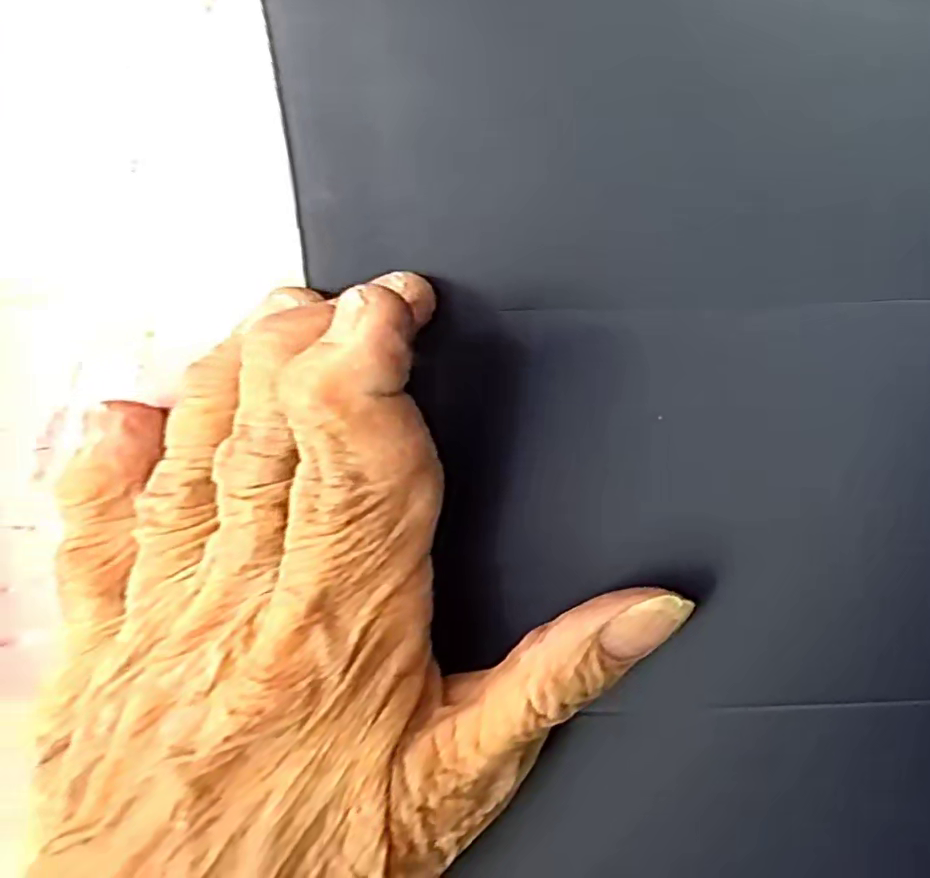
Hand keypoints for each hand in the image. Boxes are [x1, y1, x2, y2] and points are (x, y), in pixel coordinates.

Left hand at [32, 273, 693, 876]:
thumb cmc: (322, 863)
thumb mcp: (477, 770)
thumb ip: (570, 673)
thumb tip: (660, 607)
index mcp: (348, 621)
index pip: (357, 461)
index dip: (369, 368)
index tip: (393, 307)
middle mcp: (245, 607)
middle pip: (271, 443)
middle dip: (307, 349)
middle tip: (340, 292)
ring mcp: (157, 627)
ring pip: (188, 468)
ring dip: (228, 379)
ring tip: (265, 316)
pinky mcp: (95, 660)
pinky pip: (86, 542)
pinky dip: (98, 467)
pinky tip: (121, 414)